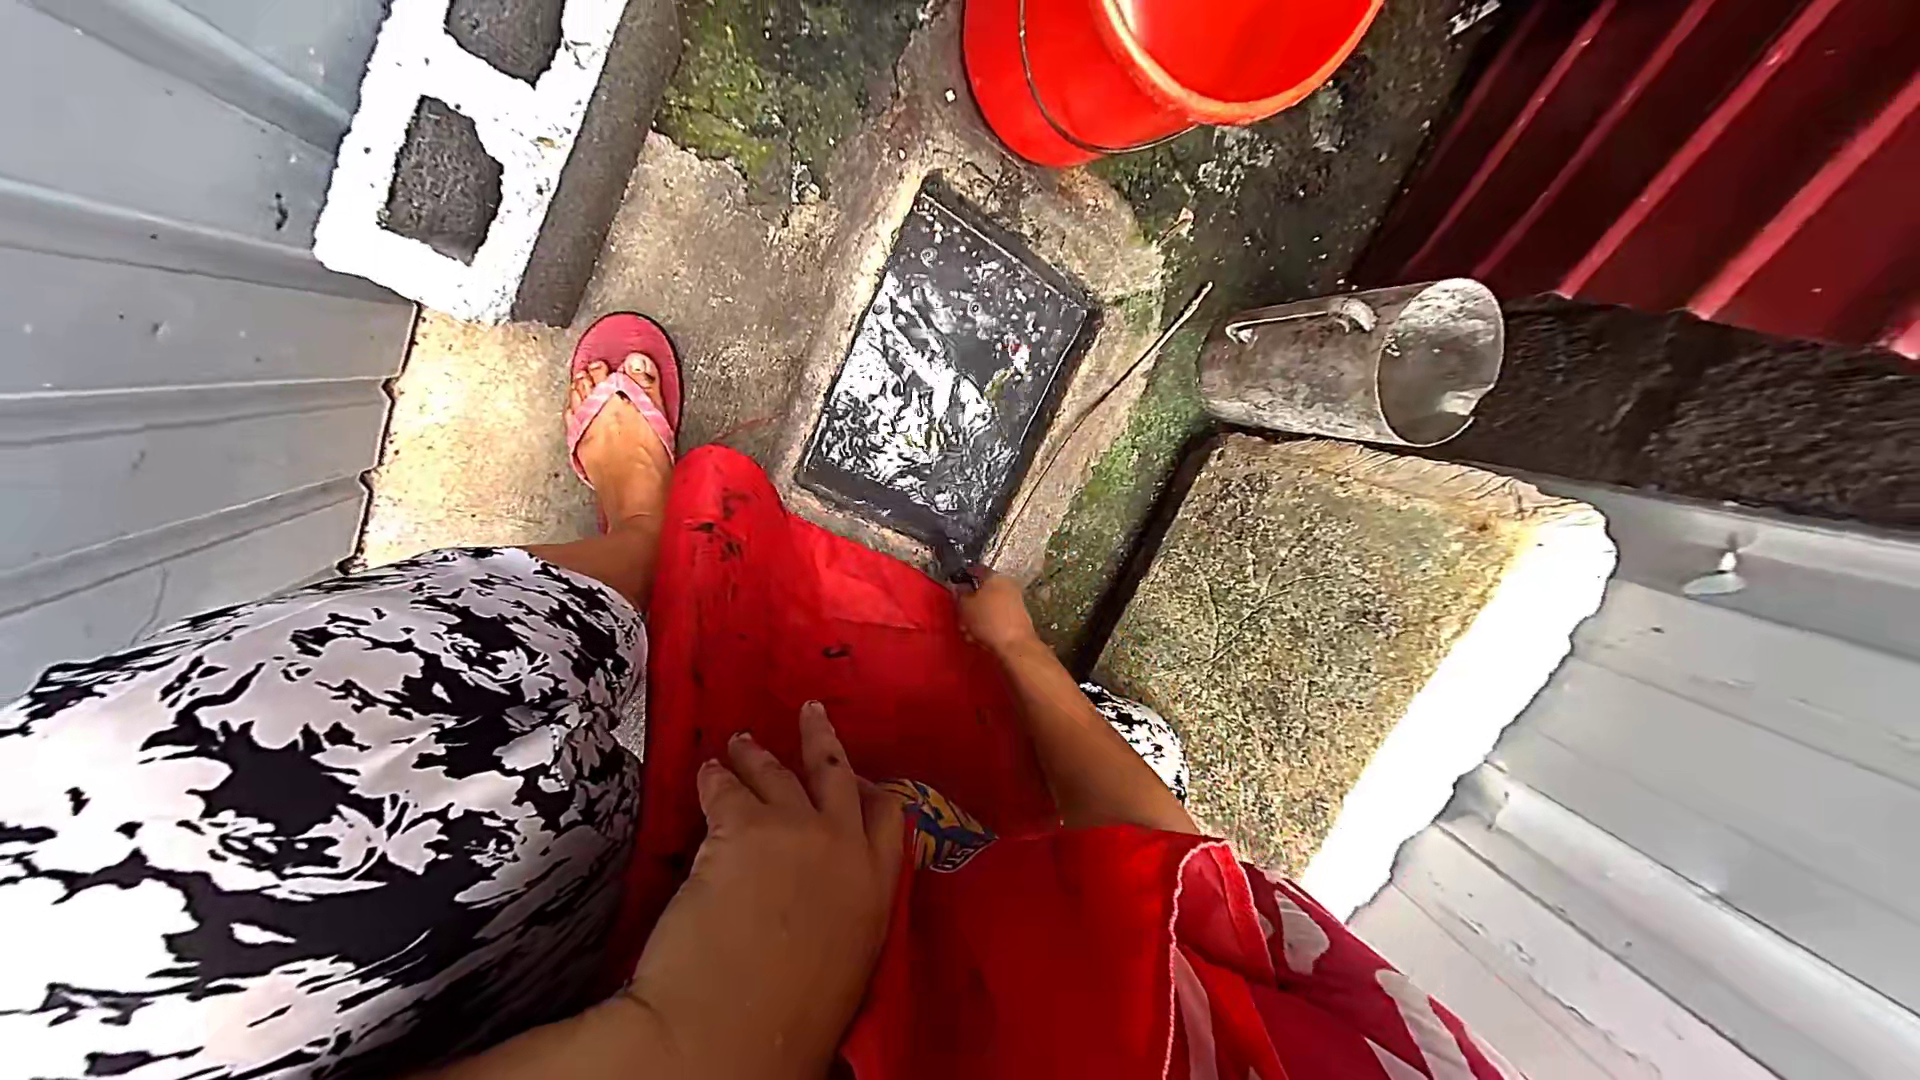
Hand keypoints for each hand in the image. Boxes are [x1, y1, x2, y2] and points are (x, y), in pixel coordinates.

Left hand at [625, 703, 904, 1079]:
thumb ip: (846, 914)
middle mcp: (841, 844)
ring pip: (777, 773)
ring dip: (757, 754)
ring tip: (740, 741)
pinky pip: (725, 789)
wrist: (729, 1038)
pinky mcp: (742, 827)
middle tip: (810, 711)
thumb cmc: (792, 1024)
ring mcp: (794, 829)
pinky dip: (714, 778)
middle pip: (835, 772)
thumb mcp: (846, 966)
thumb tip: (828, 902)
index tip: (857, 775)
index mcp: (875, 885)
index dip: (870, 787)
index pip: (886, 816)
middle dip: (821, 738)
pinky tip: (707, 772)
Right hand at [954, 567, 1042, 656]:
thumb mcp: (965, 605)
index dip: (963, 577)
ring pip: (988, 607)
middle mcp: (1007, 586)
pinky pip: (995, 618)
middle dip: (969, 604)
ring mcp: (1014, 603)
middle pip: (982, 591)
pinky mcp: (1016, 620)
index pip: (976, 570)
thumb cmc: (989, 621)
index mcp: (995, 577)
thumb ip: (960, 593)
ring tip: (968, 631)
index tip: (955, 586)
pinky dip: (986, 626)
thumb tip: (961, 588)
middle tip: (961, 615)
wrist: (1014, 646)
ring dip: (976, 618)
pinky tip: (979, 638)